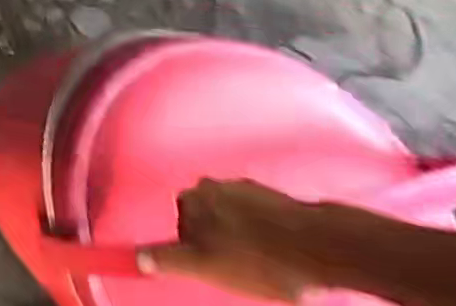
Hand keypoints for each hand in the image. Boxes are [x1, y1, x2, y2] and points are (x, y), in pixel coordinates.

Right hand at [137, 179, 325, 302]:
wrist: (317, 245)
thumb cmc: (258, 261)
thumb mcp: (207, 267)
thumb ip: (170, 260)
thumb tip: (138, 258)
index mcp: (191, 198)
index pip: (182, 229)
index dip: (196, 252)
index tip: (218, 268)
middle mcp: (209, 185)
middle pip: (204, 218)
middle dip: (217, 240)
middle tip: (239, 269)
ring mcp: (240, 186)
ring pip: (229, 215)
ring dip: (238, 234)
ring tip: (263, 263)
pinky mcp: (268, 193)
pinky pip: (253, 212)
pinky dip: (259, 228)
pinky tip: (277, 251)